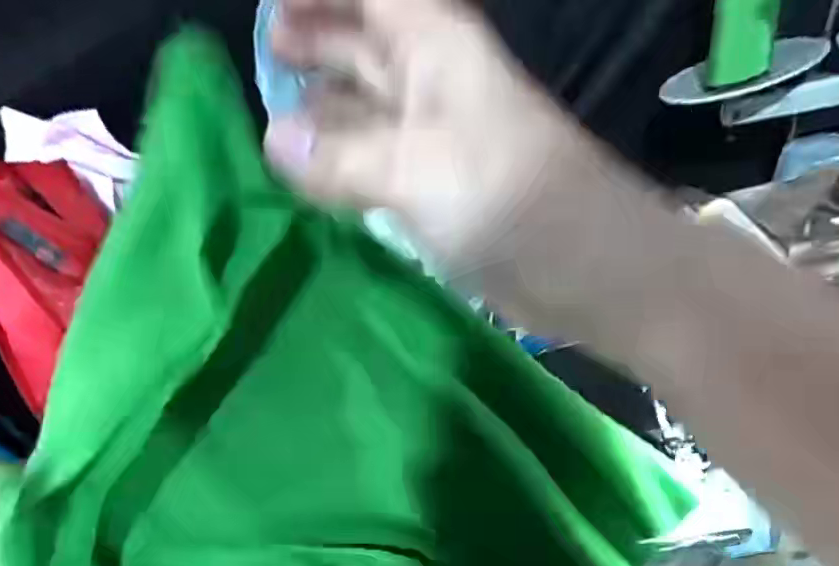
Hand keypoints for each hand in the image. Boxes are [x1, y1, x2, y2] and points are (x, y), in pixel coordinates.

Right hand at [263, 0, 605, 264]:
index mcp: (430, 42)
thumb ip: (341, 156)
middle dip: (310, 48)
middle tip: (260, 73)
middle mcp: (430, 82)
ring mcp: (435, 144)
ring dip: (324, 119)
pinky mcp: (440, 198)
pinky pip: (382, 172)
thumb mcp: (414, 166)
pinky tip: (311, 188)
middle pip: (359, 44)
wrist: (579, 267)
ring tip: (270, 135)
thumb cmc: (502, 194)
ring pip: (368, 113)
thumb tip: (273, 145)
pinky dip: (348, 174)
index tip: (265, 17)